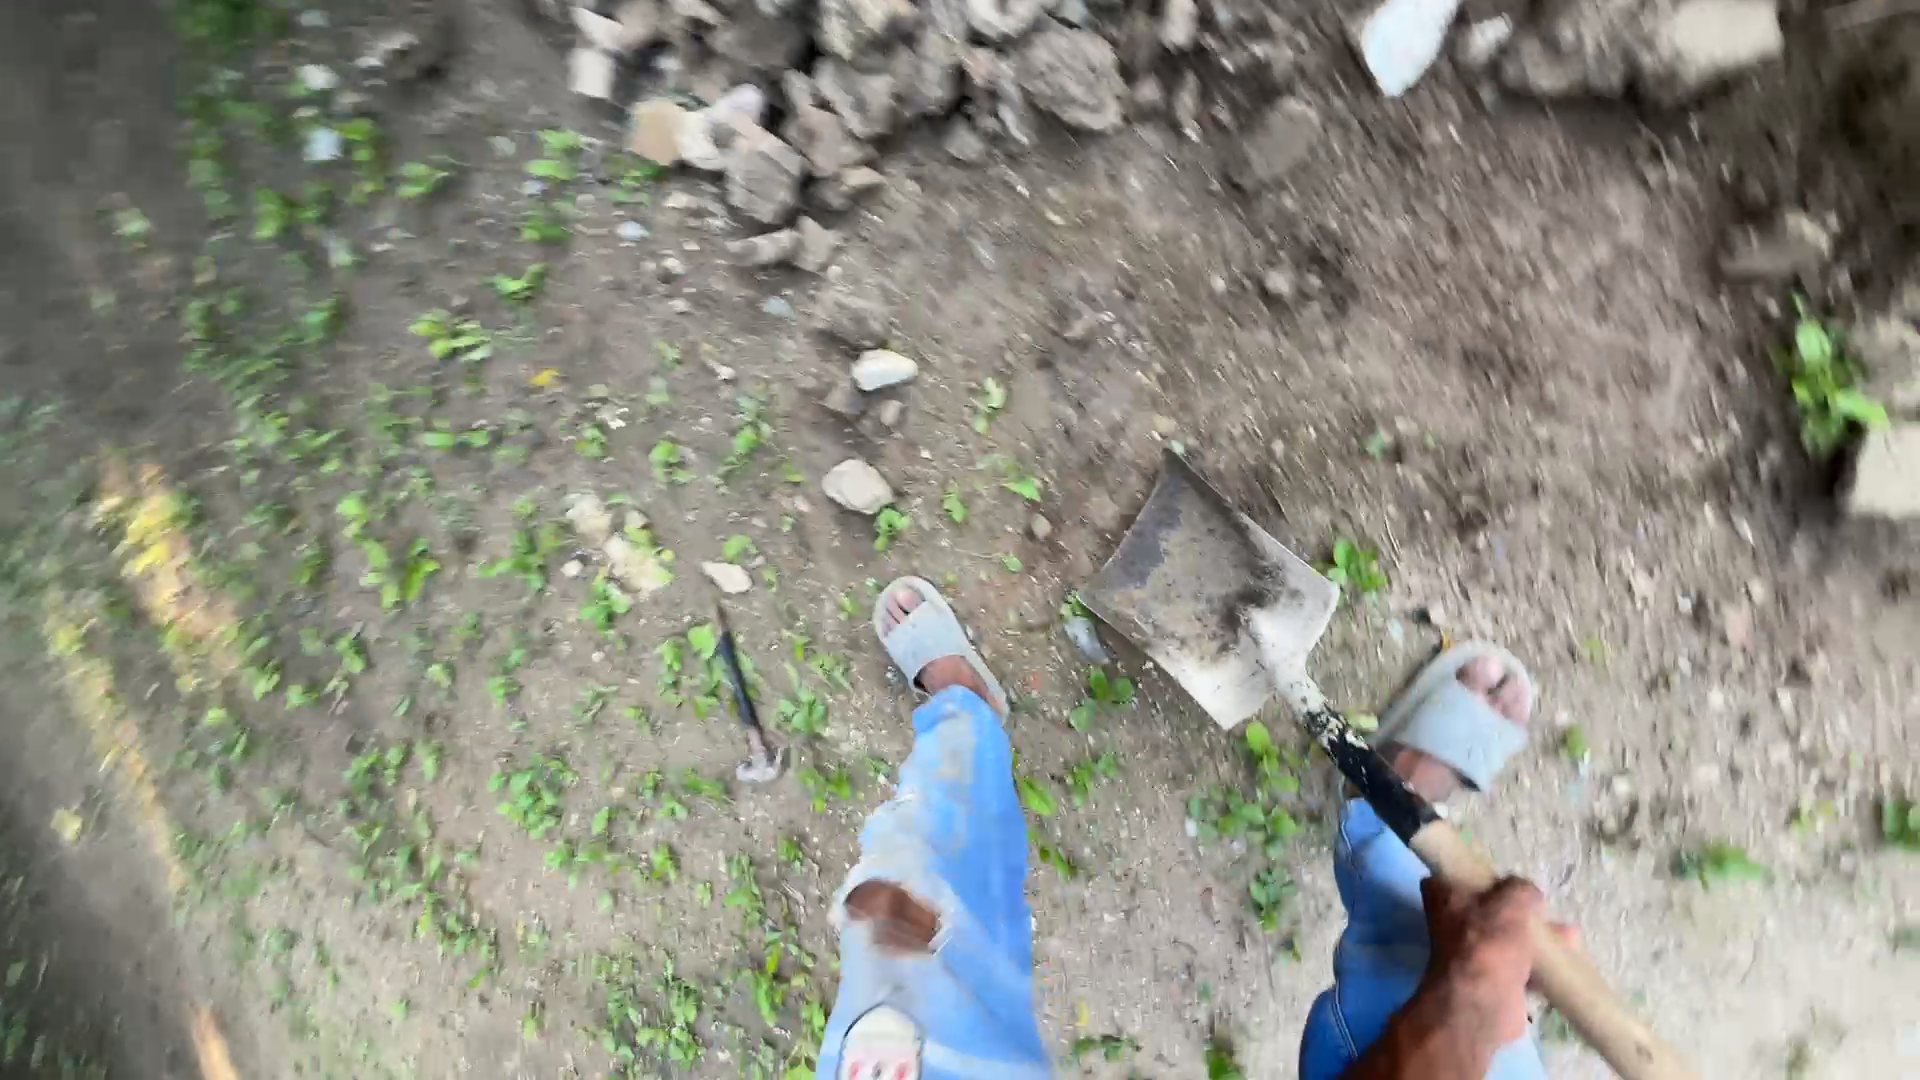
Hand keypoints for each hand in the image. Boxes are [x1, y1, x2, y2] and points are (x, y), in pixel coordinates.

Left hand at [1416, 876, 1549, 1046]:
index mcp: (1441, 892)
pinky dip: (1538, 962)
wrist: (1482, 1001)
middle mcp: (1449, 916)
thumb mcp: (1508, 905)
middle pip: (1489, 906)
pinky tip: (1564, 962)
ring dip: (1535, 936)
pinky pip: (1516, 962)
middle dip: (1521, 910)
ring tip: (1568, 936)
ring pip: (1506, 934)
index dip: (1488, 878)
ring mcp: (1469, 947)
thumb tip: (1528, 890)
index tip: (1513, 884)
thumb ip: (1519, 890)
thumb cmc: (1488, 943)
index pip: (1461, 873)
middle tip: (1547, 913)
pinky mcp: (1489, 974)